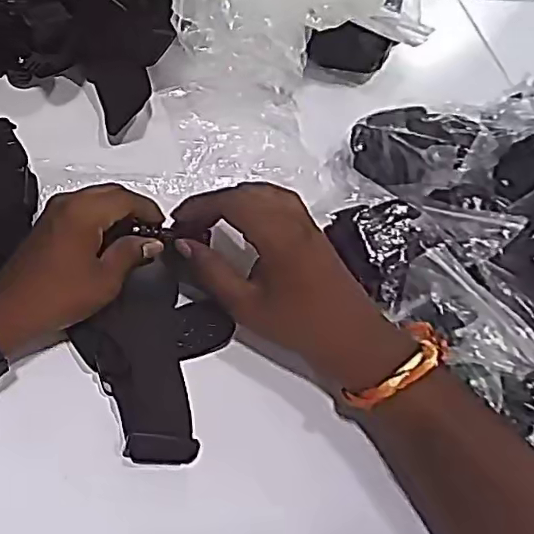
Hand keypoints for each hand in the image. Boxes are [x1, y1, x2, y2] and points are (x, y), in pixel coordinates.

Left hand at [0, 183, 165, 358]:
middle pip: (110, 193)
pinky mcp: (46, 225)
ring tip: (133, 240)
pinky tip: (108, 242)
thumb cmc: (51, 296)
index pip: (126, 197)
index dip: (149, 210)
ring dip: (115, 213)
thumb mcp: (106, 279)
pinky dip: (98, 219)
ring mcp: (54, 213)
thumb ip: (130, 254)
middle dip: (134, 208)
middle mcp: (66, 205)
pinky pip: (79, 210)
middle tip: (151, 231)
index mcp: (82, 211)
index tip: (161, 226)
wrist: (14, 308)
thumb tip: (147, 244)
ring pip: (94, 200)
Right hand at [170, 182, 417, 392]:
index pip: (230, 202)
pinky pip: (278, 201)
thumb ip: (210, 271)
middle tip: (189, 222)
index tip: (179, 221)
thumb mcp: (244, 305)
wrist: (354, 342)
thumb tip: (187, 246)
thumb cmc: (306, 327)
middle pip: (245, 192)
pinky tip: (240, 221)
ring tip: (209, 219)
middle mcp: (295, 224)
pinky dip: (252, 203)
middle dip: (211, 202)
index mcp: (279, 237)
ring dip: (232, 200)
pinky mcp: (312, 233)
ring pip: (263, 192)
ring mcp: (307, 226)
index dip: (198, 207)